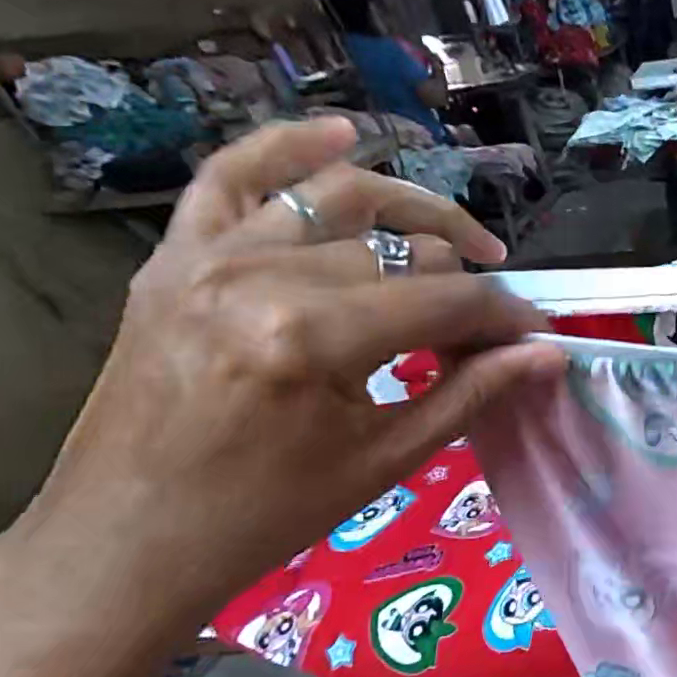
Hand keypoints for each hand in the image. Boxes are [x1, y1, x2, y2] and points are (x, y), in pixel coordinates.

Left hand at [0, 119, 562, 669]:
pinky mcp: (173, 258)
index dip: (501, 315)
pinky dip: (289, 147)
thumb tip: (546, 354)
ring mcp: (207, 256)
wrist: (129, 542)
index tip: (532, 333)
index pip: (443, 301)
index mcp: (313, 339)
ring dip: (409, 212)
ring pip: (336, 199)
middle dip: (460, 285)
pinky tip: (342, 133)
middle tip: (485, 326)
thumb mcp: (384, 462)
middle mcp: (261, 276)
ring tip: (455, 240)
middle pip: (398, 252)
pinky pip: (232, 175)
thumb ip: (471, 395)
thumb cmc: (267, 517)